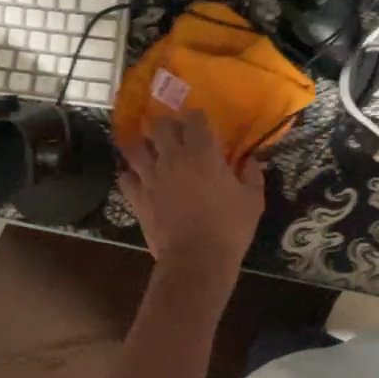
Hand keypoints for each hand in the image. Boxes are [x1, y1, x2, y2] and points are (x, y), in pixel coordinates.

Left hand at [119, 110, 264, 275]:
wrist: (196, 260)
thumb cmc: (229, 228)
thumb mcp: (253, 201)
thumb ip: (252, 175)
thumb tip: (250, 160)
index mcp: (202, 153)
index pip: (194, 118)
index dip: (196, 117)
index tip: (201, 124)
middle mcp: (172, 158)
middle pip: (160, 126)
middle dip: (167, 126)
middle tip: (174, 134)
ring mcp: (151, 177)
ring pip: (135, 147)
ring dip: (142, 145)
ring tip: (149, 149)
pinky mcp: (138, 198)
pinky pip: (125, 178)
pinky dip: (130, 175)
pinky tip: (137, 179)